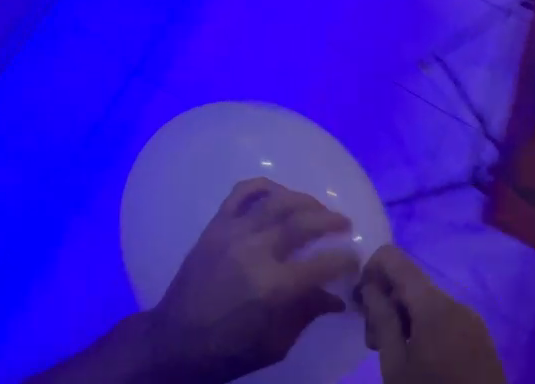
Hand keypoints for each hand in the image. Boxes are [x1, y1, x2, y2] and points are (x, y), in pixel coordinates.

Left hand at [144, 177, 361, 383]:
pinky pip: (240, 193)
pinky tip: (278, 192)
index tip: (356, 258)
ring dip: (302, 200)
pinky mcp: (215, 225)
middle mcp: (255, 251)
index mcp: (273, 287)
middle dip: (329, 221)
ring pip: (274, 201)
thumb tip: (336, 297)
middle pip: (301, 223)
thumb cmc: (231, 349)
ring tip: (318, 207)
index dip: (344, 260)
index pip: (321, 265)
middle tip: (344, 223)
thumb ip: (306, 313)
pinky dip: (262, 186)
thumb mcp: (276, 343)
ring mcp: (232, 232)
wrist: (178, 337)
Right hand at [355, 246, 505, 383]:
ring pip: (425, 302)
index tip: (362, 304)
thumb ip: (381, 318)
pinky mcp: (481, 341)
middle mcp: (456, 304)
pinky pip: (444, 319)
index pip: (393, 257)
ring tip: (393, 356)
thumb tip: (370, 285)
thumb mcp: (395, 364)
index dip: (370, 270)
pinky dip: (423, 328)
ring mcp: (473, 323)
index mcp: (434, 305)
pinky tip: (418, 361)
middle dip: (384, 302)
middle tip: (373, 342)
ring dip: (402, 318)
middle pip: (408, 282)